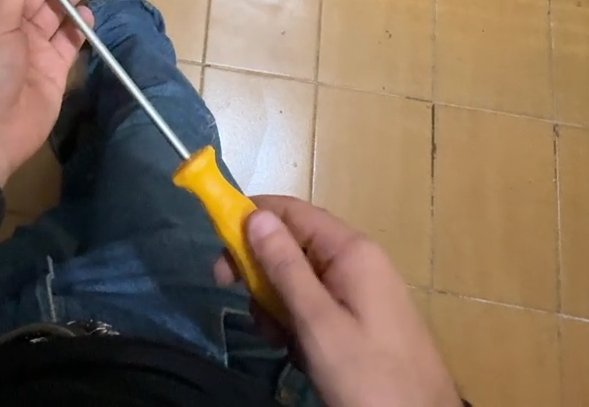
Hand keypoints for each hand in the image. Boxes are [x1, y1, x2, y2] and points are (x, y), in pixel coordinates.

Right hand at [216, 196, 457, 406]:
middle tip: (230, 293)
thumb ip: (284, 267)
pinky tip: (294, 347)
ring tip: (275, 336)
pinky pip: (317, 300)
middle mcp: (357, 259)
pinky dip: (297, 317)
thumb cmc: (369, 377)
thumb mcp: (318, 323)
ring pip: (300, 275)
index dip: (250, 220)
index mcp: (350, 249)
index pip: (290, 211)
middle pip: (293, 242)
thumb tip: (255, 215)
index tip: (218, 247)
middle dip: (260, 267)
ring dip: (276, 299)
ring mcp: (362, 289)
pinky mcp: (363, 317)